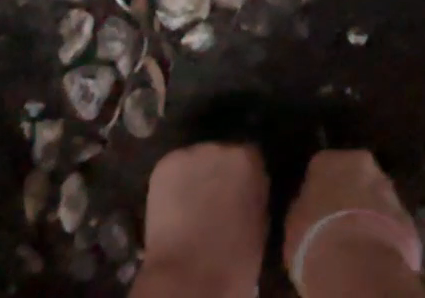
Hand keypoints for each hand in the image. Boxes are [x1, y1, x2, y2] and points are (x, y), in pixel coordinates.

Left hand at [135, 143, 268, 294]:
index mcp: (249, 159)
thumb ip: (255, 194)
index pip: (250, 156)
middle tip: (215, 199)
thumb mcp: (261, 221)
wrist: (190, 276)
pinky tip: (173, 206)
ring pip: (196, 161)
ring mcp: (189, 154)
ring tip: (191, 204)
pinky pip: (173, 170)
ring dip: (196, 176)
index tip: (241, 193)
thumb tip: (248, 189)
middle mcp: (220, 147)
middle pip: (221, 154)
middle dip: (219, 173)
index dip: (245, 176)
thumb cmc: (235, 259)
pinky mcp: (164, 165)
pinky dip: (173, 184)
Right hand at [284, 150, 422, 290]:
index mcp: (329, 160)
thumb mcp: (295, 220)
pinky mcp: (407, 216)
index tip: (317, 209)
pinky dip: (384, 232)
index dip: (321, 190)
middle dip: (350, 195)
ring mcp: (388, 189)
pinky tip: (373, 251)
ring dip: (369, 212)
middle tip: (340, 221)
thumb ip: (307, 207)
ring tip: (357, 240)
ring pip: (376, 197)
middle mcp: (362, 165)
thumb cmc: (314, 236)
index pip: (323, 168)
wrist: (357, 263)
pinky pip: (391, 221)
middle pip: (355, 177)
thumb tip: (313, 208)